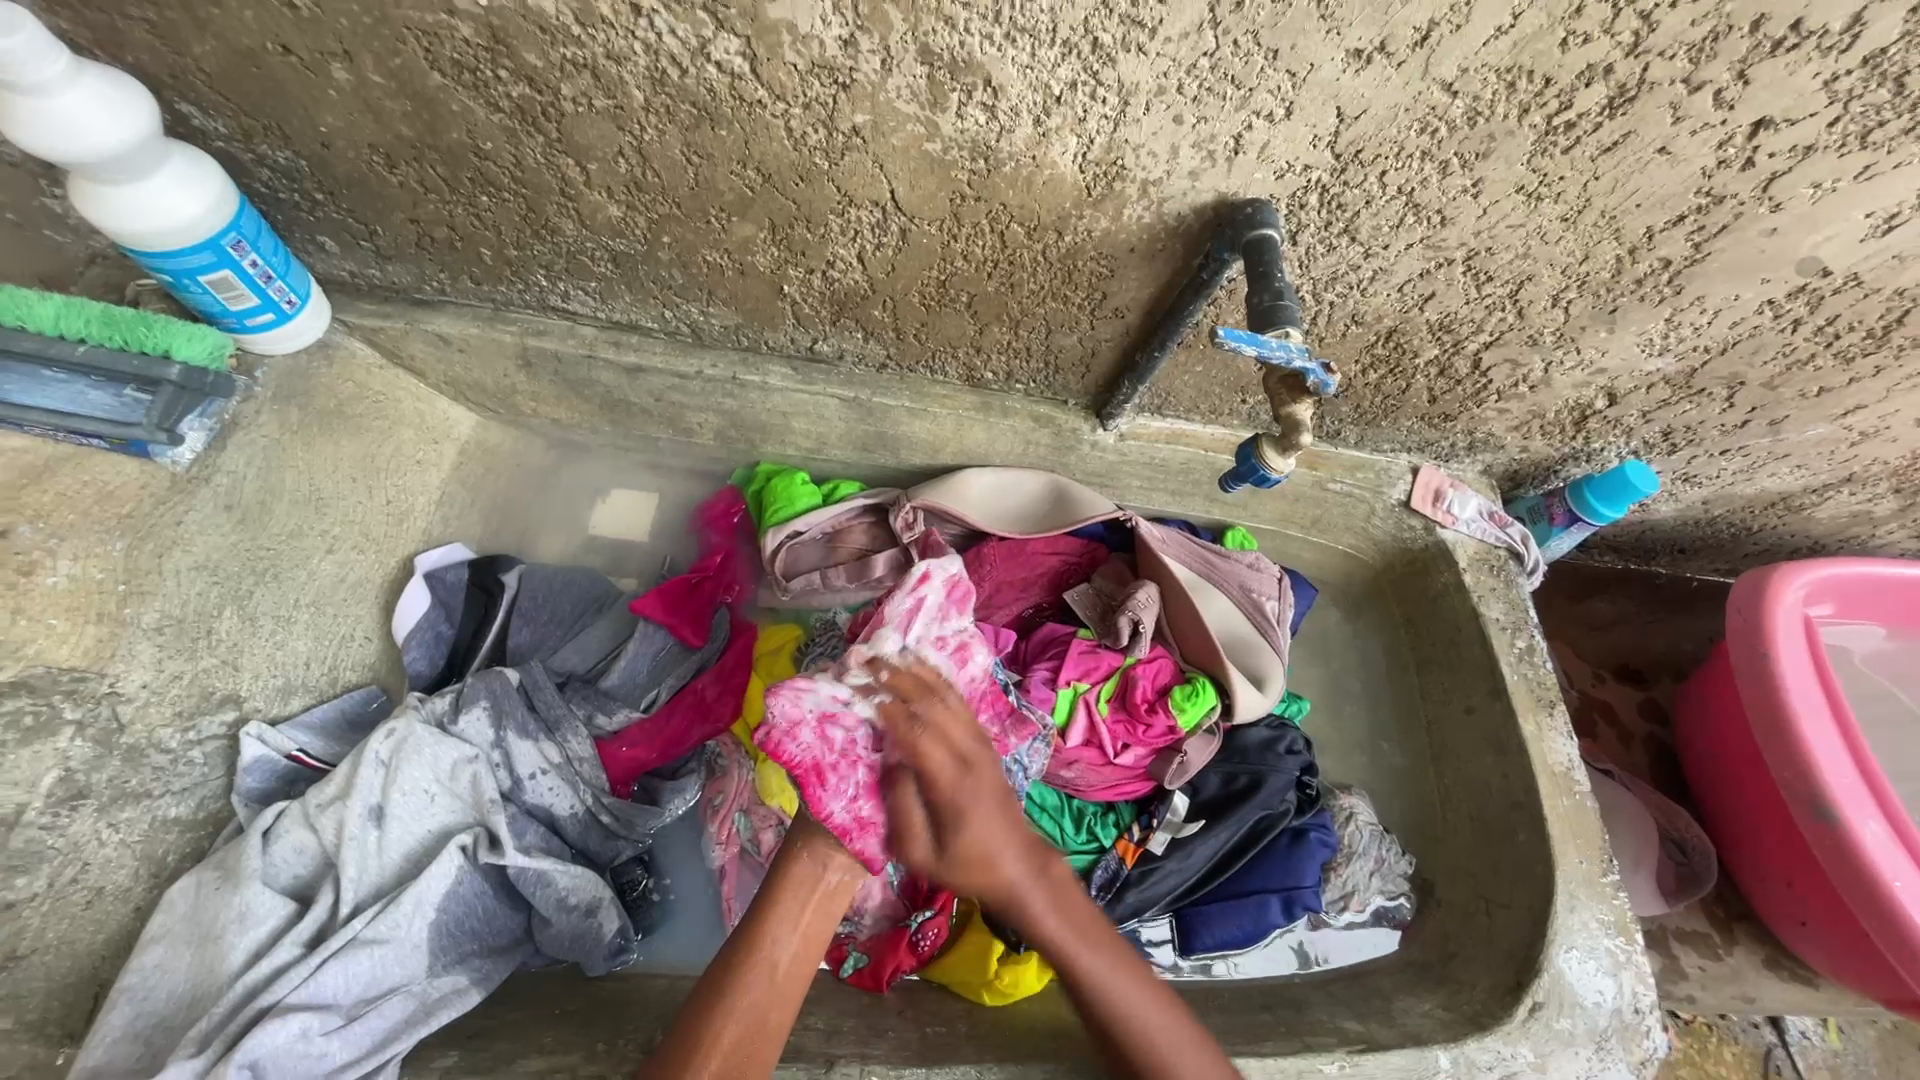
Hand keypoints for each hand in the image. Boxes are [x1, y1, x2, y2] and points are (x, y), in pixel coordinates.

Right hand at [868, 658, 1060, 910]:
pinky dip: (938, 679)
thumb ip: (901, 805)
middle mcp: (969, 752)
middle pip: (932, 703)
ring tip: (889, 653)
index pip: (916, 731)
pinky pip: (959, 701)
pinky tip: (922, 666)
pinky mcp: (986, 741)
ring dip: (917, 671)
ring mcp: (981, 742)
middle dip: (897, 677)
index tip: (859, 689)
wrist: (1018, 864)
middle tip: (865, 660)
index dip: (887, 707)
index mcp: (950, 781)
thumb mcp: (920, 854)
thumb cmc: (964, 864)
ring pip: (948, 695)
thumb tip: (888, 760)